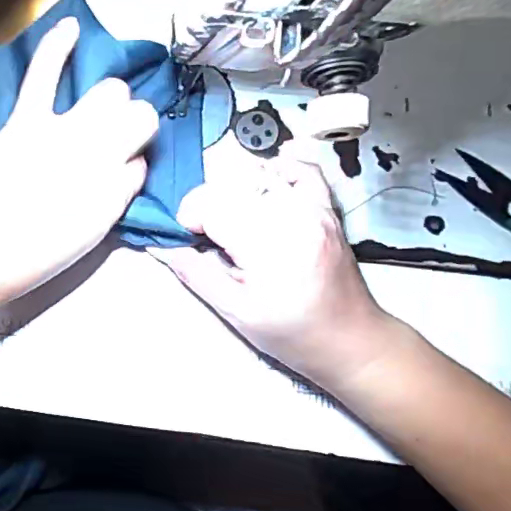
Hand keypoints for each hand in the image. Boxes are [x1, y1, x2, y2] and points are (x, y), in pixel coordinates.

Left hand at [0, 17, 157, 308]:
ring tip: (92, 113)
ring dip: (107, 100)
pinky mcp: (25, 121)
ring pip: (109, 91)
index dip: (129, 162)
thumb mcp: (90, 235)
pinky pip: (44, 75)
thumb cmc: (32, 256)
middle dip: (128, 124)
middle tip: (104, 143)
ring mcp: (62, 132)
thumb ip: (115, 195)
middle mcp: (100, 153)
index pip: (143, 157)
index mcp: (116, 188)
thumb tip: (127, 166)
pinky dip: (55, 47)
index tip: (114, 172)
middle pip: (137, 115)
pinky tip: (69, 26)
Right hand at [153, 144, 398, 387]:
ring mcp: (314, 209)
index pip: (212, 206)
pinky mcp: (326, 209)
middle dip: (206, 206)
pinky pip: (301, 172)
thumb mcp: (233, 311)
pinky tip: (260, 187)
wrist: (351, 339)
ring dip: (232, 192)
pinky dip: (277, 170)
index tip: (186, 240)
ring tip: (229, 220)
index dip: (189, 219)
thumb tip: (160, 245)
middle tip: (203, 236)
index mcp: (270, 246)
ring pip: (258, 175)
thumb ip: (194, 272)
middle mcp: (295, 217)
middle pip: (231, 186)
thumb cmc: (291, 332)